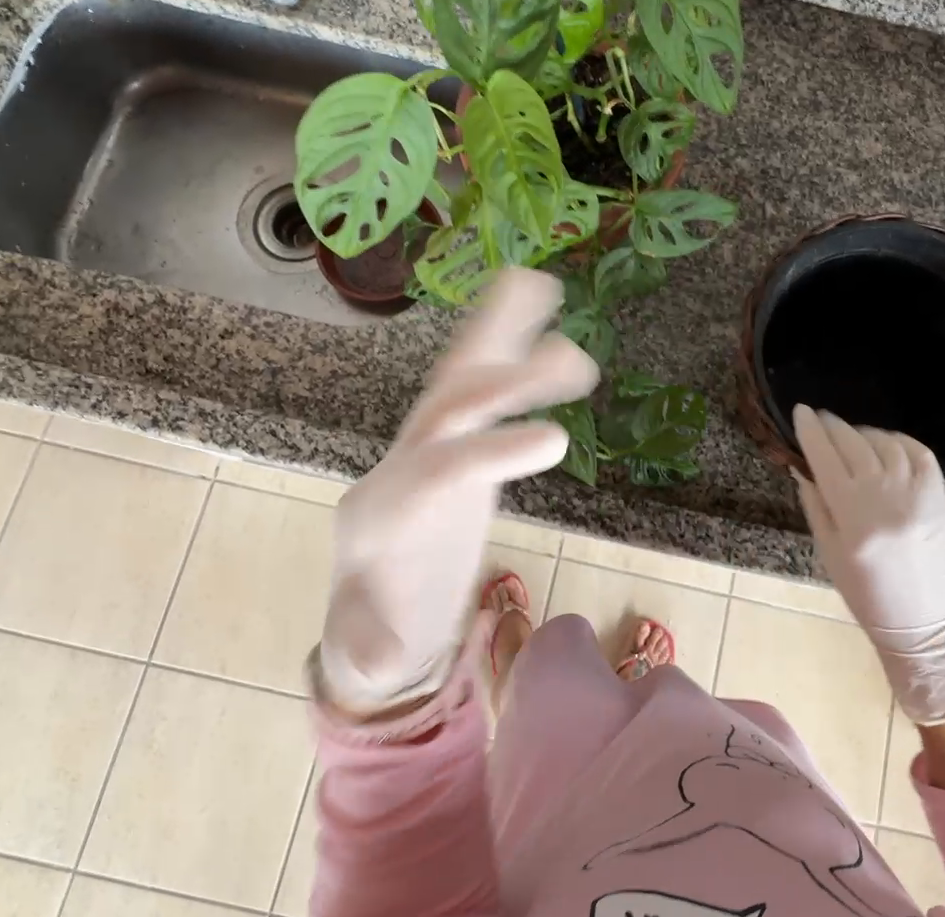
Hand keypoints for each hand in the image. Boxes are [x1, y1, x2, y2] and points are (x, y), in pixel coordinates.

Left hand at [312, 270, 598, 720]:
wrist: (377, 601)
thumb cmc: (380, 628)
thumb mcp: (373, 646)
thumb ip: (374, 646)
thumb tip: (380, 660)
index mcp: (381, 510)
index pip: (439, 467)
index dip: (494, 450)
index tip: (558, 439)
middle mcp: (402, 461)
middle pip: (447, 406)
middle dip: (506, 381)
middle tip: (571, 357)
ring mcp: (429, 444)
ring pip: (461, 376)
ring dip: (499, 330)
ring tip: (541, 283)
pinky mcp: (456, 441)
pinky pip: (481, 384)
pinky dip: (505, 343)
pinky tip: (538, 306)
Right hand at [792, 404, 944, 726]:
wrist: (919, 620)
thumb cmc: (863, 592)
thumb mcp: (827, 550)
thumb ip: (815, 503)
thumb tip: (802, 465)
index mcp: (851, 515)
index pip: (824, 457)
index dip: (810, 430)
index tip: (800, 411)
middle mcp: (884, 497)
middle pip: (853, 444)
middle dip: (833, 426)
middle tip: (820, 419)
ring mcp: (916, 494)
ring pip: (884, 443)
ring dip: (862, 433)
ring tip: (850, 435)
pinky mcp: (939, 495)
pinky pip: (917, 452)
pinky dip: (897, 441)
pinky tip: (885, 444)